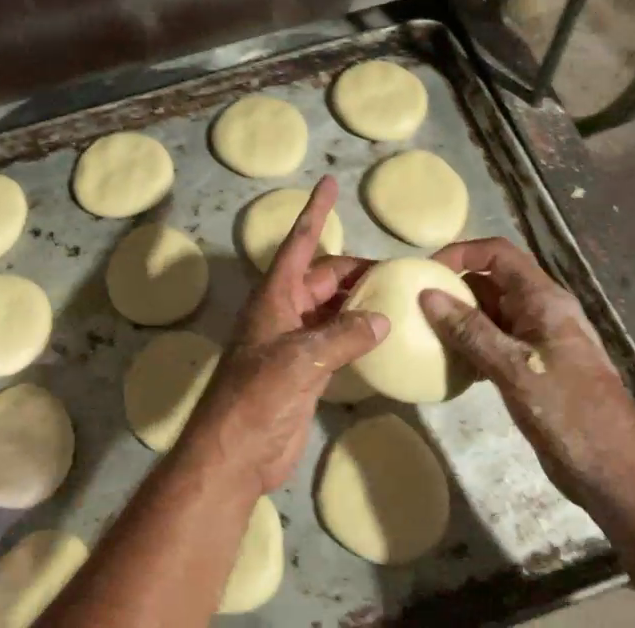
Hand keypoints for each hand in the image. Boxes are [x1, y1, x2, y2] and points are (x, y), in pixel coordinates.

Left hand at [181, 176, 388, 495]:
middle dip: (356, 270)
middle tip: (399, 272)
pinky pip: (337, 341)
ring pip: (333, 309)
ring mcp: (295, 342)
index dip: (315, 211)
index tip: (330, 183)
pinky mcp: (306, 371)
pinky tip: (385, 336)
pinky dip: (359, 335)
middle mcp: (285, 312)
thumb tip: (382, 320)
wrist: (235, 451)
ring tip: (399, 298)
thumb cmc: (257, 395)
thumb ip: (343, 337)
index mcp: (275, 296)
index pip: (299, 243)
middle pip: (324, 277)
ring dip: (361, 302)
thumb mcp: (301, 360)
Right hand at [418, 238, 634, 500]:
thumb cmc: (570, 413)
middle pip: (491, 283)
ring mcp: (537, 343)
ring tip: (424, 334)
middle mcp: (540, 313)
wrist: (615, 473)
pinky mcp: (531, 371)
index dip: (462, 254)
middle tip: (415, 305)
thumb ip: (470, 331)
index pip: (498, 254)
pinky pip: (493, 345)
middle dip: (454, 288)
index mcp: (544, 300)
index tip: (426, 272)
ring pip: (490, 316)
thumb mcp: (515, 369)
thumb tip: (426, 294)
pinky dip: (470, 347)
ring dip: (459, 320)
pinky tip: (448, 365)